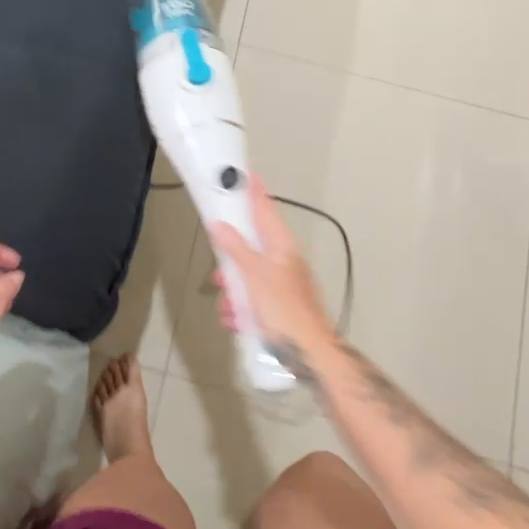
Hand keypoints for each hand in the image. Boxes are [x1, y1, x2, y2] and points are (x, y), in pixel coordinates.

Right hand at [208, 175, 334, 350]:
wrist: (311, 353)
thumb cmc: (284, 309)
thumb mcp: (256, 277)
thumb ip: (237, 250)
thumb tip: (221, 225)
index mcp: (282, 247)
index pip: (266, 211)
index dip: (255, 193)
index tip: (246, 174)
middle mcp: (283, 261)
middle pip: (251, 247)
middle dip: (231, 261)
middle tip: (217, 272)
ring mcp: (282, 284)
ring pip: (248, 277)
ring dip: (233, 291)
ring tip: (228, 308)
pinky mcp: (279, 307)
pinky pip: (253, 299)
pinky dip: (241, 308)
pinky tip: (235, 322)